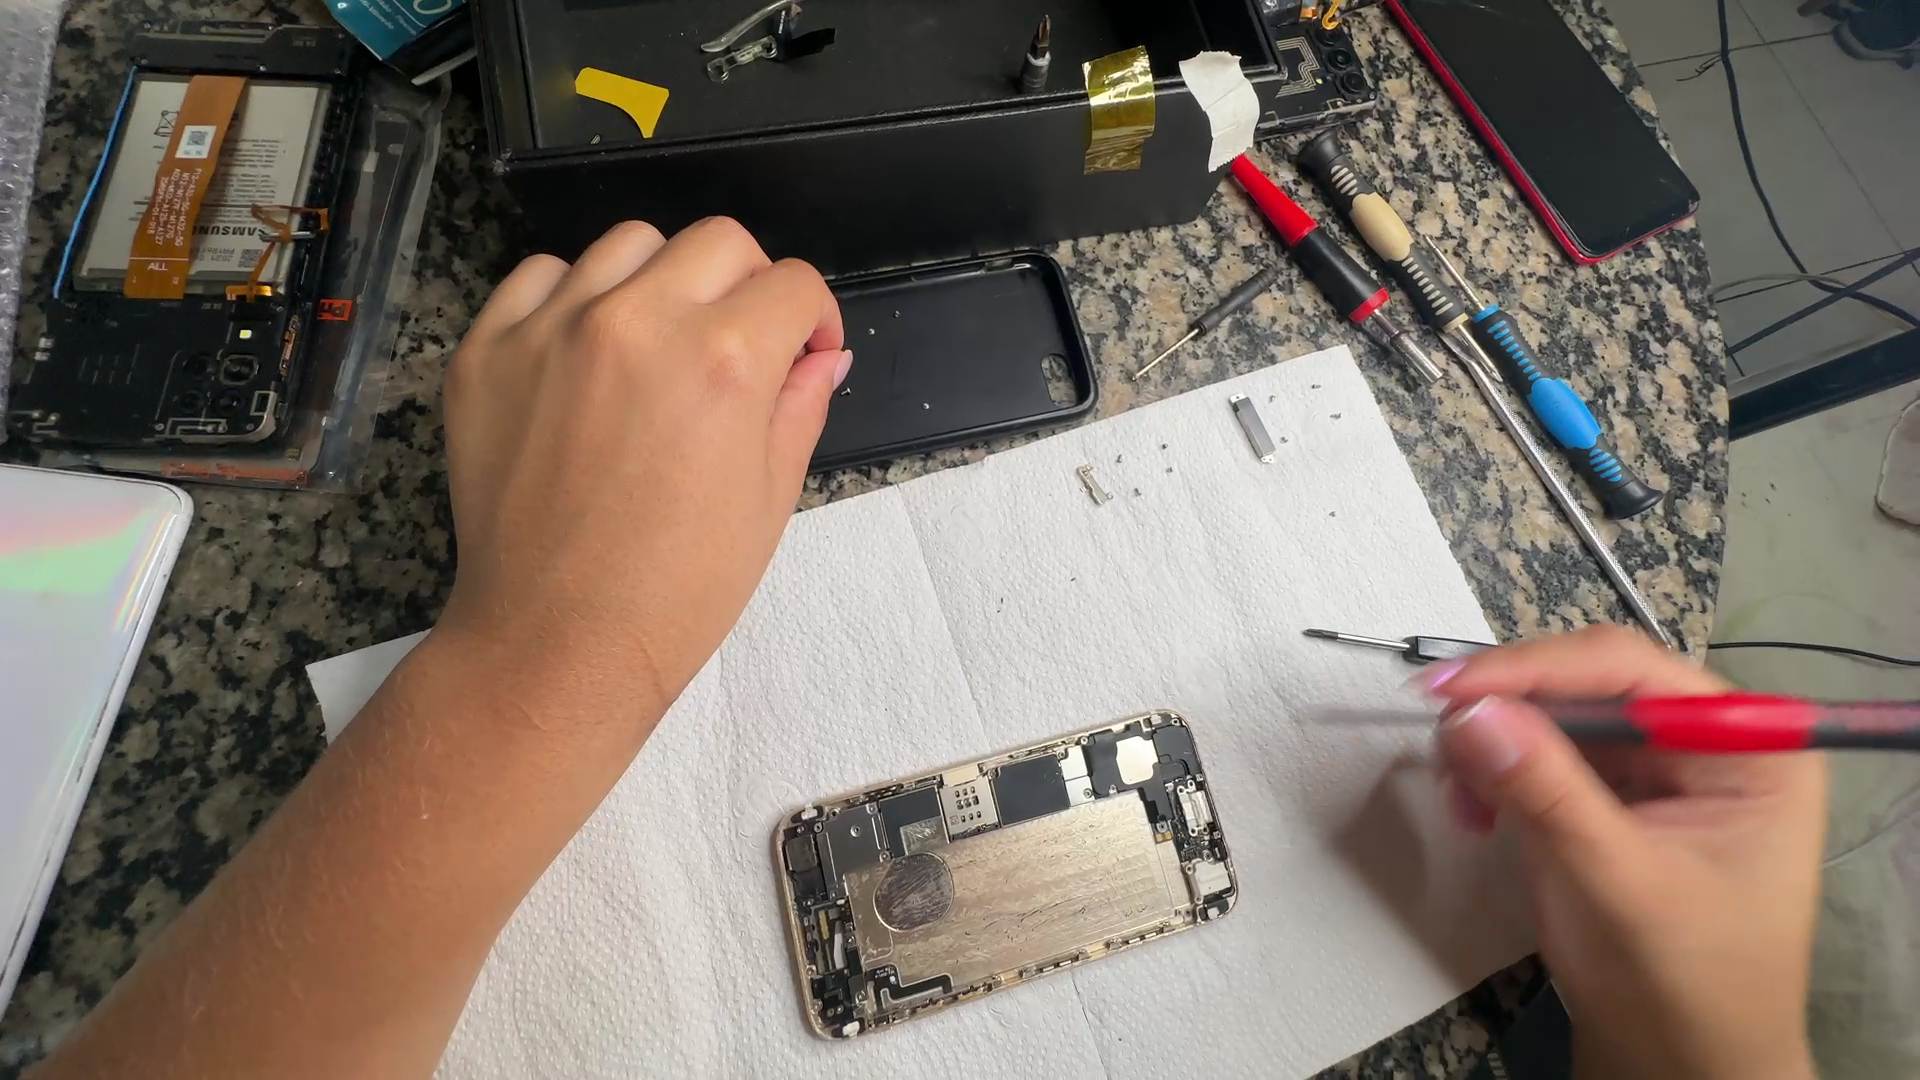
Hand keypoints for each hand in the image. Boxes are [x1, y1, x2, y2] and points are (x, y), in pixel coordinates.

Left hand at [436, 218, 848, 726]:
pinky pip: (544, 277)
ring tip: (669, 342)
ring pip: (631, 243)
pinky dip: (583, 297)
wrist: (561, 640)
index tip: (809, 352)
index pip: (796, 285)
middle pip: (721, 242)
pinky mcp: (487, 349)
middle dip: (756, 283)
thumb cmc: (685, 585)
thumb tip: (824, 355)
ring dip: (671, 280)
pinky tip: (596, 353)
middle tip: (750, 341)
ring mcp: (552, 328)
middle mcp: (640, 322)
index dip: (818, 317)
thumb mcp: (773, 497)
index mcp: (727, 362)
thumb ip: (803, 405)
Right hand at [1418, 626, 1825, 1079]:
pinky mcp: (1581, 782)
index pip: (1625, 669)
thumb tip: (1467, 711)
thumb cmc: (1680, 978)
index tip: (1450, 689)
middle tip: (1445, 746)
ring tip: (1464, 801)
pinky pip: (1511, 742)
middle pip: (1570, 680)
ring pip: (1529, 707)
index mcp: (1740, 750)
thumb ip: (1545, 790)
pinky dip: (1476, 767)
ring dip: (1479, 743)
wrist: (1666, 1048)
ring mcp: (1631, 760)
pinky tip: (1473, 811)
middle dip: (1500, 711)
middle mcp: (1686, 739)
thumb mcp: (1615, 879)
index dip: (1534, 667)